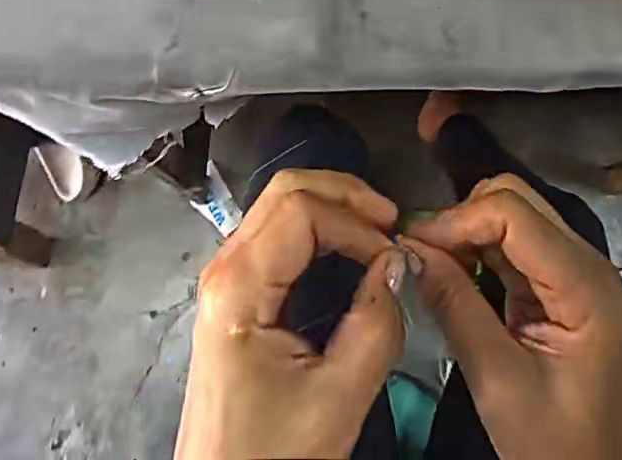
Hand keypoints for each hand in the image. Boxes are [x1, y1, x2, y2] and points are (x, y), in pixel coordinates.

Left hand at [175, 170, 406, 459]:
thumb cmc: (274, 454)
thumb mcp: (339, 397)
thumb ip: (376, 321)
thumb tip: (395, 262)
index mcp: (239, 286)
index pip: (304, 210)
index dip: (355, 222)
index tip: (390, 256)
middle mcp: (225, 268)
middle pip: (288, 188)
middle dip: (346, 193)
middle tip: (389, 219)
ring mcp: (227, 276)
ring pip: (282, 201)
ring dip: (335, 203)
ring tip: (377, 228)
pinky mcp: (238, 289)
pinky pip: (281, 228)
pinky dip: (322, 222)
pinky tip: (350, 243)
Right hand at [407, 175, 621, 459]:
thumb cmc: (556, 448)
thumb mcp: (500, 384)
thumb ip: (456, 308)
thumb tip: (410, 250)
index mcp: (584, 282)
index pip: (515, 213)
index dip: (459, 218)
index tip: (411, 241)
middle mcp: (586, 261)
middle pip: (519, 201)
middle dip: (464, 217)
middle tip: (419, 250)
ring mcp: (577, 271)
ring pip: (516, 215)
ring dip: (469, 229)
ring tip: (428, 258)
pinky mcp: (562, 285)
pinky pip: (516, 245)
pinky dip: (480, 248)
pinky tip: (451, 267)